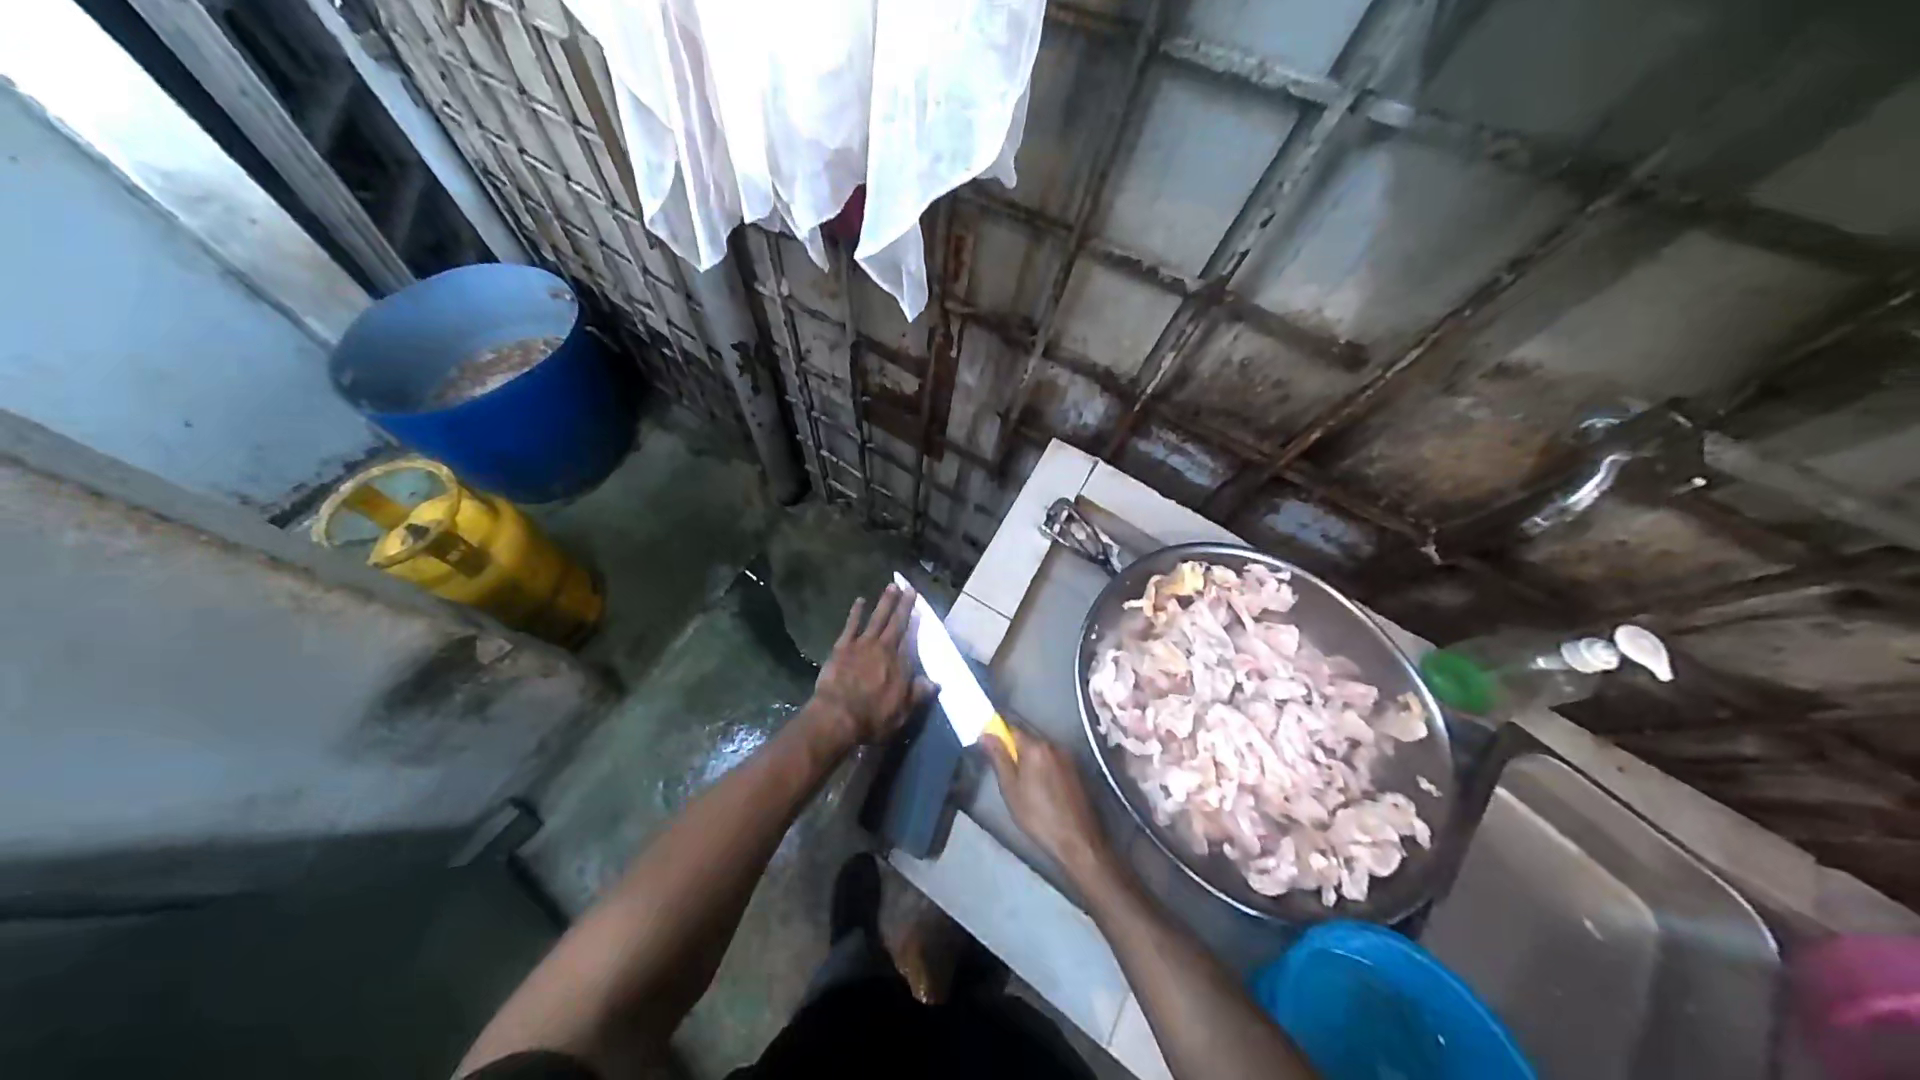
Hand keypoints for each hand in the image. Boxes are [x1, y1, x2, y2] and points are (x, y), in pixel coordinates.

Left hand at [809, 583, 932, 745]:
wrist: (838, 716)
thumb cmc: (873, 718)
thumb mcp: (902, 712)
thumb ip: (918, 694)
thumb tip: (934, 682)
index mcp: (901, 664)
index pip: (911, 639)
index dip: (915, 624)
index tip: (920, 610)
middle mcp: (884, 649)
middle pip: (897, 623)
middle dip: (904, 605)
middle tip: (909, 588)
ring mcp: (862, 645)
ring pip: (877, 618)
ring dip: (885, 602)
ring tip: (892, 586)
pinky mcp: (843, 647)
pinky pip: (851, 625)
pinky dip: (856, 612)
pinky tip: (860, 601)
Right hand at [981, 722, 1117, 884]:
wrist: (1076, 839)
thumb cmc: (1037, 815)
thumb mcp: (1010, 789)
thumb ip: (999, 758)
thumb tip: (986, 734)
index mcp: (1036, 747)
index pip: (1012, 728)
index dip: (1000, 737)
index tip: (992, 750)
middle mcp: (1054, 745)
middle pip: (1028, 739)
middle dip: (1016, 750)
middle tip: (1007, 773)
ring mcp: (1068, 757)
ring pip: (1042, 751)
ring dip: (1031, 760)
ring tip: (1025, 784)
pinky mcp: (1077, 770)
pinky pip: (1053, 761)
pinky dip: (1044, 768)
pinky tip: (1042, 789)